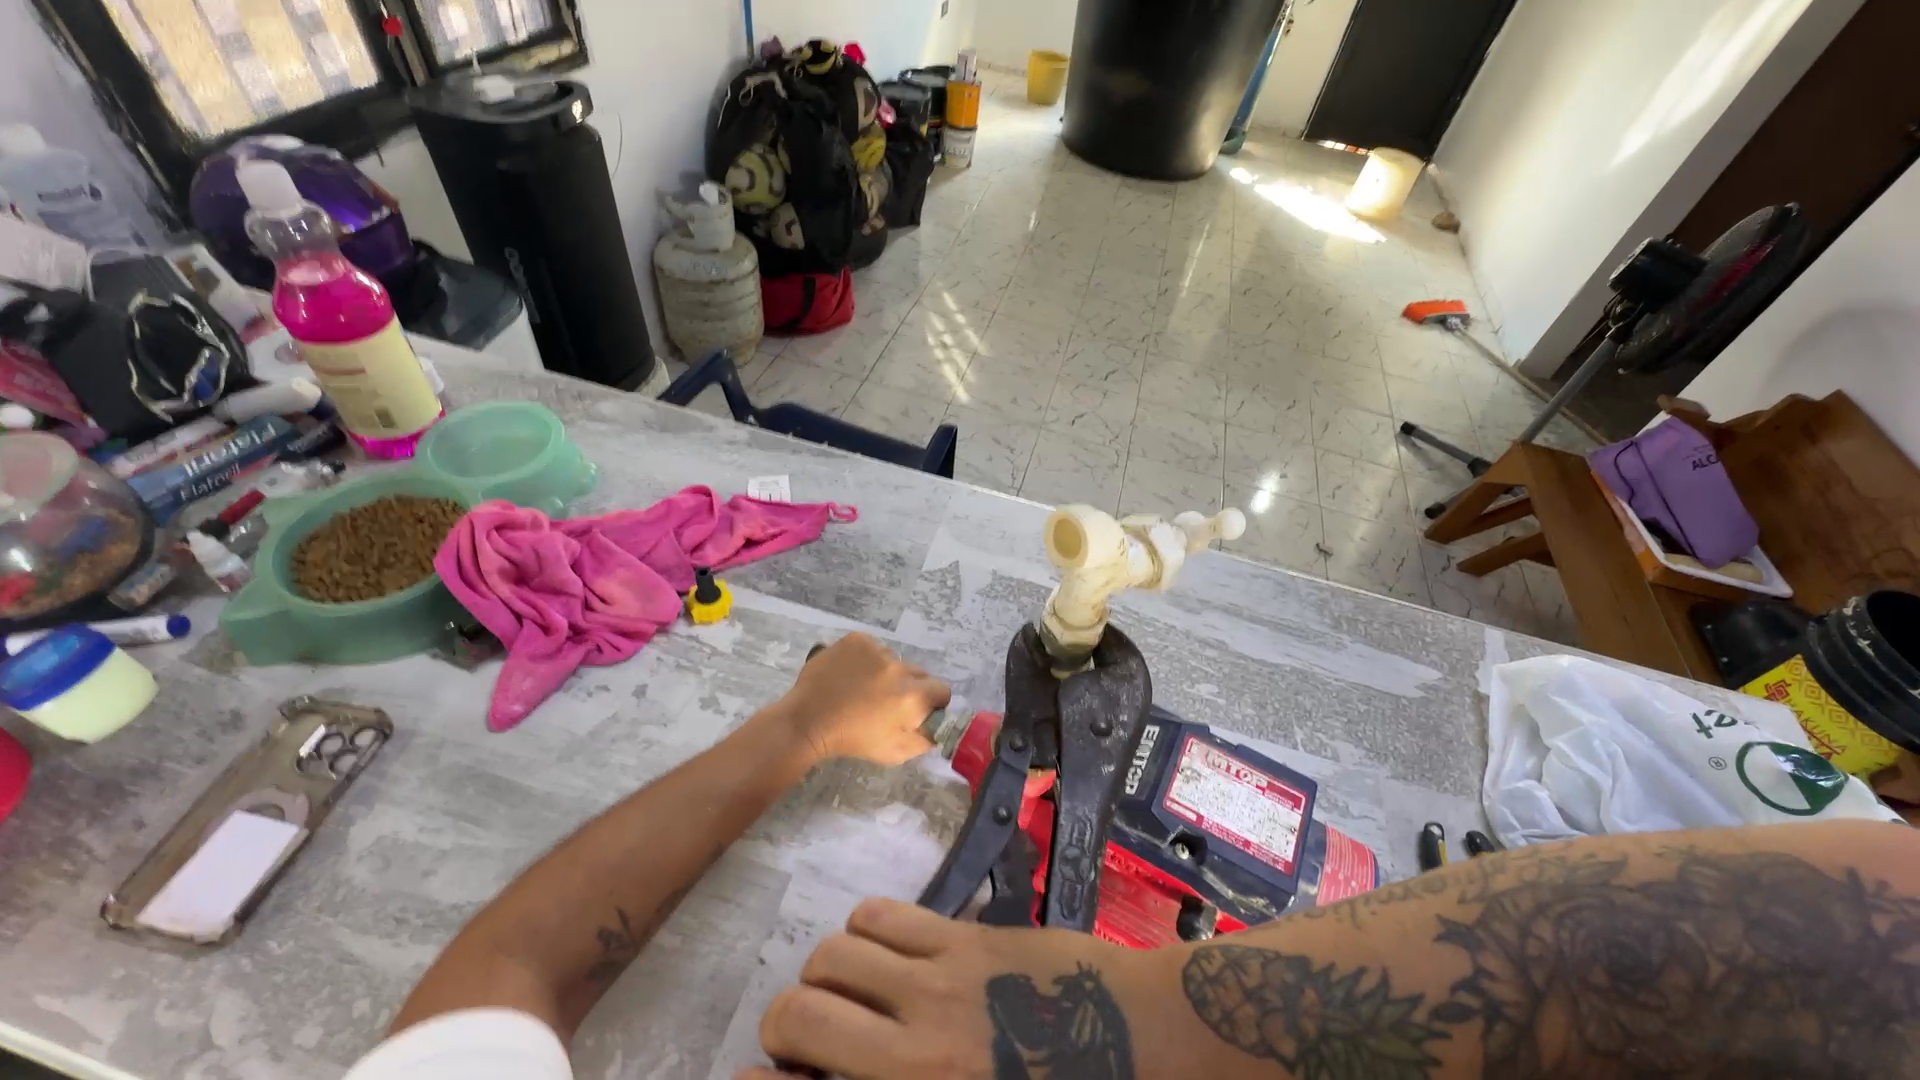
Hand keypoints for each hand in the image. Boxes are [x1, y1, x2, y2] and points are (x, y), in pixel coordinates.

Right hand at [743, 899, 1156, 1078]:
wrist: (1144, 1045)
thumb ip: (903, 1079)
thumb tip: (840, 1062)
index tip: (752, 1074)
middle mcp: (911, 1051)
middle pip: (798, 1016)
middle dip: (785, 1027)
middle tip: (811, 1038)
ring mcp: (936, 985)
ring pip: (834, 954)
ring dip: (829, 974)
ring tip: (856, 990)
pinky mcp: (963, 938)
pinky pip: (881, 915)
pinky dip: (866, 931)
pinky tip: (888, 949)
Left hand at [772, 634, 949, 765]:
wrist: (808, 720)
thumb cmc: (852, 740)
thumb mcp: (895, 753)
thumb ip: (924, 740)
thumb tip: (936, 728)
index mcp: (913, 697)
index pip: (942, 690)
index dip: (933, 702)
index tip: (917, 710)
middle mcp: (899, 669)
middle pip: (919, 674)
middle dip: (909, 687)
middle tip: (888, 701)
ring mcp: (877, 650)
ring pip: (895, 660)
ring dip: (887, 672)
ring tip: (864, 688)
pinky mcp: (858, 640)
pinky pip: (873, 647)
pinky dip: (867, 659)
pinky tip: (852, 674)